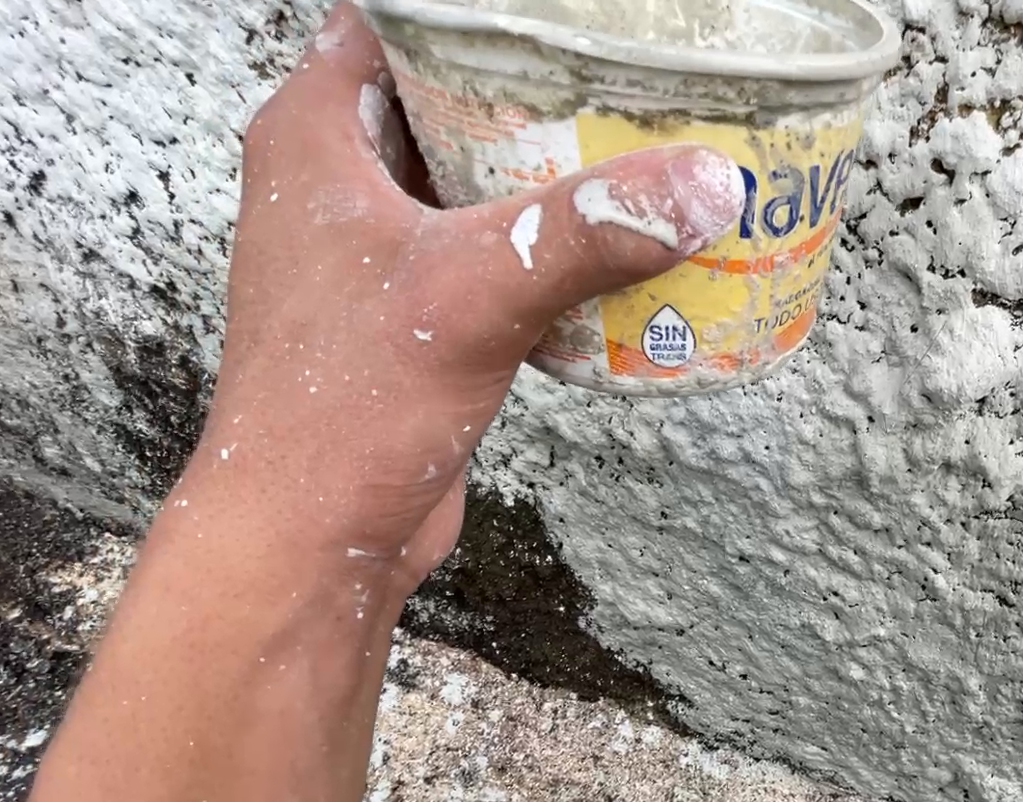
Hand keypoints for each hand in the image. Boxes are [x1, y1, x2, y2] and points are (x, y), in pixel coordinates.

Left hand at [182, 2, 741, 590]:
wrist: (323, 530)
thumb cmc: (353, 405)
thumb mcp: (473, 293)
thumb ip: (582, 233)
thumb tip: (706, 184)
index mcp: (317, 138)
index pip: (401, 27)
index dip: (484, 20)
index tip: (573, 29)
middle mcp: (345, 186)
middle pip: (456, 107)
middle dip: (541, 100)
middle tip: (631, 96)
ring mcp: (388, 257)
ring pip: (482, 189)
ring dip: (555, 184)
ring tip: (640, 168)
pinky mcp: (428, 318)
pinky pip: (500, 259)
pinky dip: (554, 255)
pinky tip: (614, 262)